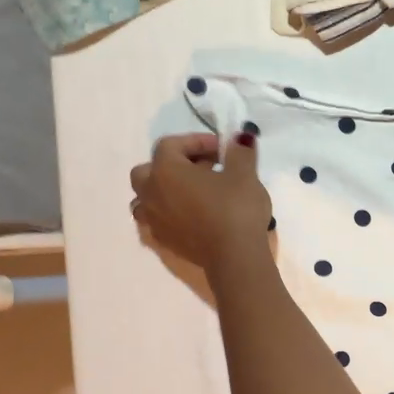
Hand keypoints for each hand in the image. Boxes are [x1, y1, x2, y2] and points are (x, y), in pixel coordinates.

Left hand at [129, 132, 271, 274]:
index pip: (171, 144)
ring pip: (147, 195)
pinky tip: (195, 216)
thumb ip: (240, 153)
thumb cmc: (236, 209)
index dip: (197, 141)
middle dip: (175, 164)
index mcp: (166, 170)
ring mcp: (153, 217)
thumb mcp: (245, 175)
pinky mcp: (163, 238)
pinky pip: (158, 217)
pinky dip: (171, 211)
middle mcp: (150, 191)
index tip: (223, 148)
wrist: (234, 256)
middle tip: (205, 169)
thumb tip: (241, 137)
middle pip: (149, 169)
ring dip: (166, 189)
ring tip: (195, 194)